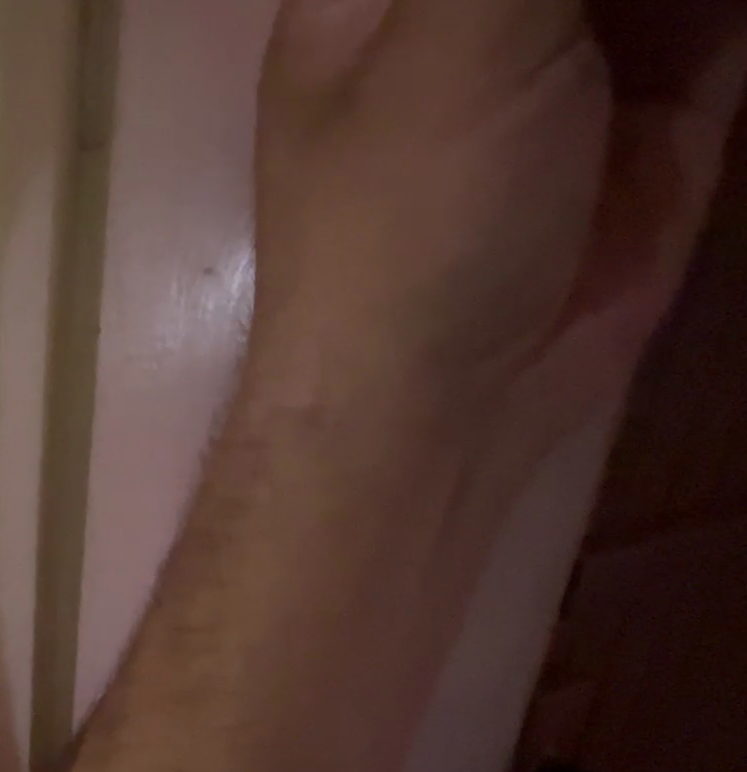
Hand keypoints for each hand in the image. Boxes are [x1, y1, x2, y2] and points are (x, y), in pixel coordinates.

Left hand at [254, 0, 746, 470]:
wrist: (440, 394)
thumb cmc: (399, 232)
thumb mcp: (445, 56)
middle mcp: (455, 9)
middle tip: (642, 5)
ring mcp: (568, 44)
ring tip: (674, 24)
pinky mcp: (662, 93)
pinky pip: (732, 3)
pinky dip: (742, 2)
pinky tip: (725, 27)